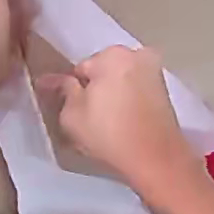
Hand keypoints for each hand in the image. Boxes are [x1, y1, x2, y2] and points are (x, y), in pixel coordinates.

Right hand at [37, 46, 204, 195]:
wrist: (154, 158)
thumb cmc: (107, 133)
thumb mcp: (71, 114)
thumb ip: (62, 90)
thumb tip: (49, 79)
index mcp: (112, 55)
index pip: (79, 69)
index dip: (71, 90)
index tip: (69, 108)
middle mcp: (137, 55)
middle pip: (102, 71)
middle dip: (93, 88)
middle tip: (86, 116)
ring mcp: (155, 71)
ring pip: (119, 81)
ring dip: (109, 95)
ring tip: (102, 121)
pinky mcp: (165, 90)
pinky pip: (134, 90)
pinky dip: (125, 101)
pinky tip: (119, 121)